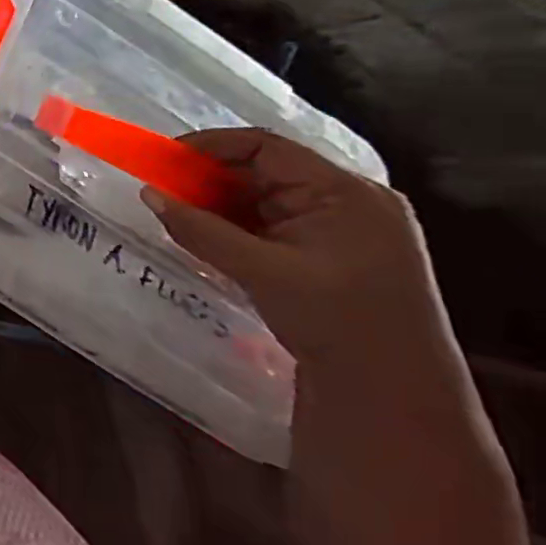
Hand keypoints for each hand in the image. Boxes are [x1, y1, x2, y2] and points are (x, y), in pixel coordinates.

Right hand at [141, 128, 446, 366]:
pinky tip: (208, 235)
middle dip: (210, 177)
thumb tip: (148, 193)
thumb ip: (201, 230)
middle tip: (163, 189)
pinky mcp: (333, 253)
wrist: (396, 399)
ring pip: (266, 197)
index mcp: (346, 193)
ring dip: (220, 203)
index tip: (164, 159)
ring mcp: (344, 228)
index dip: (210, 145)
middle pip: (265, 170)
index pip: (267, 147)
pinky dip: (238, 225)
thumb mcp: (262, 273)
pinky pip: (274, 222)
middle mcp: (349, 200)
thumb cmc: (338, 324)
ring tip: (179, 214)